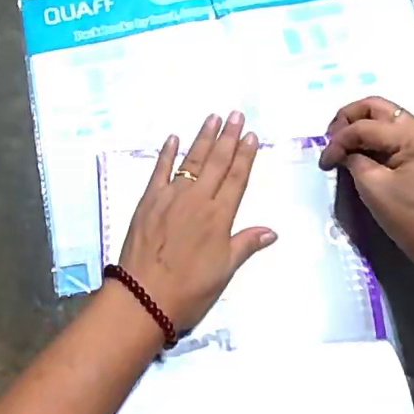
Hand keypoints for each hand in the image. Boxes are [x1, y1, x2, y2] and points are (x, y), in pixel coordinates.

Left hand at [117, 112, 274, 329]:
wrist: (141, 299)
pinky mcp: (148, 201)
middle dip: (228, 137)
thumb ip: (246, 245)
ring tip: (213, 118)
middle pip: (217, 162)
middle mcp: (197, 200)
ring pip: (191, 161)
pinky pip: (159, 171)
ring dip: (203, 138)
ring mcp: (171, 197)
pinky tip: (174, 138)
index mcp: (219, 216)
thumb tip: (272, 231)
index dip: (246, 155)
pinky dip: (167, 154)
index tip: (252, 135)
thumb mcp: (224, 271)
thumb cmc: (188, 290)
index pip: (236, 178)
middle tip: (236, 115)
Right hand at [318, 96, 413, 269]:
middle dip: (349, 118)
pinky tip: (358, 153)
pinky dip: (373, 139)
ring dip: (360, 127)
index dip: (339, 140)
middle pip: (377, 108)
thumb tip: (343, 151)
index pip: (366, 125)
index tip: (324, 163)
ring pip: (385, 118)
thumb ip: (353, 159)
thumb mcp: (373, 186)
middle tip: (331, 140)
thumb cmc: (409, 218)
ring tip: (341, 147)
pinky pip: (393, 135)